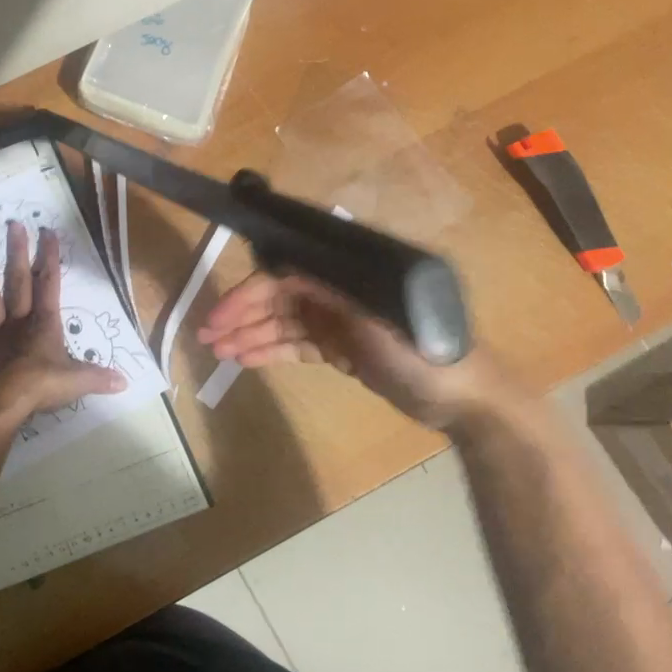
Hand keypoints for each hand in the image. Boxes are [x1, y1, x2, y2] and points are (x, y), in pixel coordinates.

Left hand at [0, 221, 126, 431]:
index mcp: (44, 323)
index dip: (50, 258)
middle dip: (17, 252)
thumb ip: (99, 377)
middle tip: (13, 224)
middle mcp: (18, 322)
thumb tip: (124, 381)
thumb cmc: (42, 386)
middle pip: (18, 281)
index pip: (49, 284)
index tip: (48, 232)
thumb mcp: (78, 381)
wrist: (5, 403)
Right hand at [196, 272, 517, 426]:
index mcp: (354, 274)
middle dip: (241, 315)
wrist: (466, 403)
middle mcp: (342, 291)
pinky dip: (270, 351)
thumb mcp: (377, 321)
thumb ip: (331, 294)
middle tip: (206, 335)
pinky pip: (297, 345)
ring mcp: (341, 320)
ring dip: (249, 334)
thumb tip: (280, 268)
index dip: (250, 293)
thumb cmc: (428, 355)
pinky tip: (243, 360)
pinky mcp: (342, 347)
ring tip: (217, 351)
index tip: (220, 314)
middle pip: (280, 298)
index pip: (288, 275)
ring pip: (283, 323)